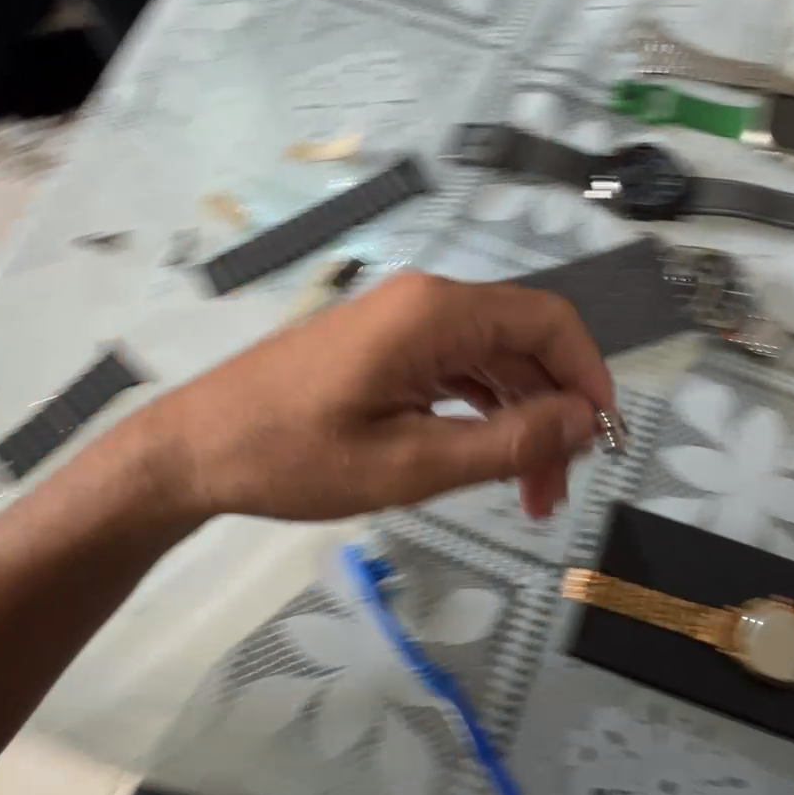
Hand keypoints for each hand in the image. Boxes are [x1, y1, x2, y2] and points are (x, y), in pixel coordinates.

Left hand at [121, 272, 616, 524]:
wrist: (192, 449)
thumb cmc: (292, 457)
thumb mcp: (409, 464)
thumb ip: (507, 442)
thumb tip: (586, 420)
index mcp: (436, 312)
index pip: (548, 321)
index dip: (589, 375)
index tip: (601, 439)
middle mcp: (428, 301)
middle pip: (524, 344)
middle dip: (553, 413)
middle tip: (552, 493)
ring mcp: (405, 321)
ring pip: (494, 360)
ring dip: (520, 420)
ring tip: (525, 493)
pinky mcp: (388, 345)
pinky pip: (459, 369)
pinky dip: (483, 412)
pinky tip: (485, 458)